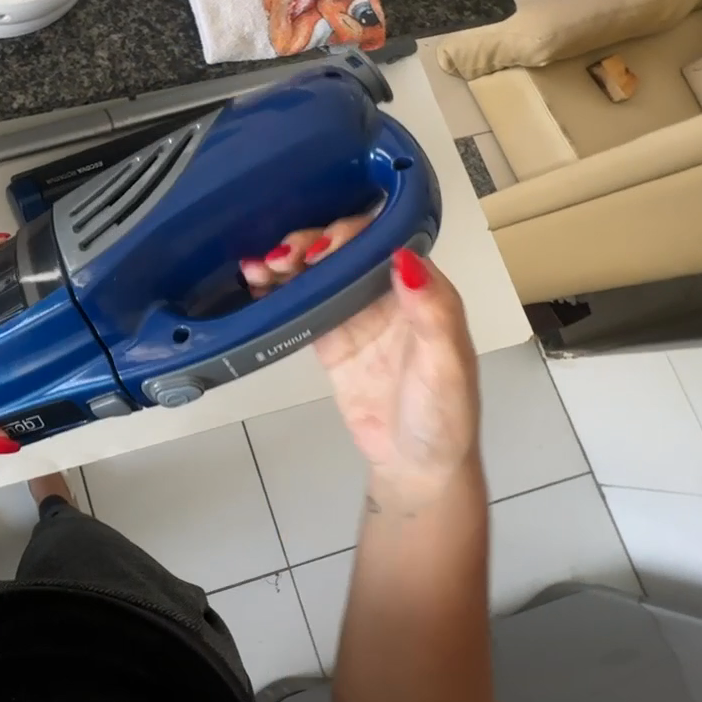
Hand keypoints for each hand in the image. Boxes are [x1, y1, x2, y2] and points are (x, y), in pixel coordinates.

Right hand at [242, 217, 480, 506]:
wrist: (412, 466)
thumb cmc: (442, 418)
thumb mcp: (446, 367)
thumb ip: (432, 313)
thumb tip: (404, 258)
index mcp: (420, 291)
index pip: (383, 243)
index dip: (351, 235)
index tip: (322, 250)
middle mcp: (384, 293)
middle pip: (342, 250)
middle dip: (308, 244)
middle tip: (280, 260)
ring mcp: (352, 313)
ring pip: (316, 271)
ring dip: (286, 261)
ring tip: (257, 267)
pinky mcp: (327, 335)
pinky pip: (298, 301)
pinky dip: (275, 288)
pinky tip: (254, 283)